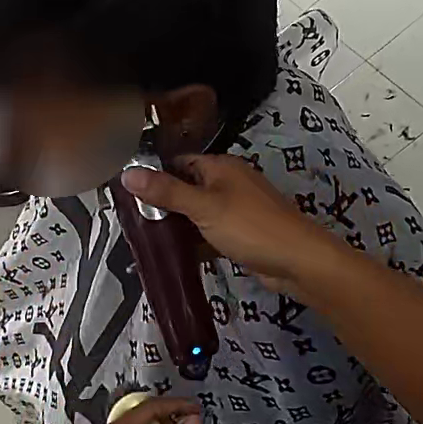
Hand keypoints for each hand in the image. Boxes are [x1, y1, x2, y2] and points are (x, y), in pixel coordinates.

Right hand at [121, 155, 344, 294]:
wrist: (297, 260)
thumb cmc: (250, 227)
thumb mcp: (204, 207)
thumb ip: (166, 192)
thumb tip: (127, 172)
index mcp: (221, 167)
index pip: (179, 162)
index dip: (153, 175)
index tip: (125, 193)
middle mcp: (229, 183)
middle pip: (187, 189)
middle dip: (162, 205)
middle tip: (131, 223)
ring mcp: (237, 211)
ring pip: (198, 215)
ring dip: (178, 227)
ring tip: (144, 242)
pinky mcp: (241, 235)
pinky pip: (211, 235)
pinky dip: (195, 243)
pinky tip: (174, 257)